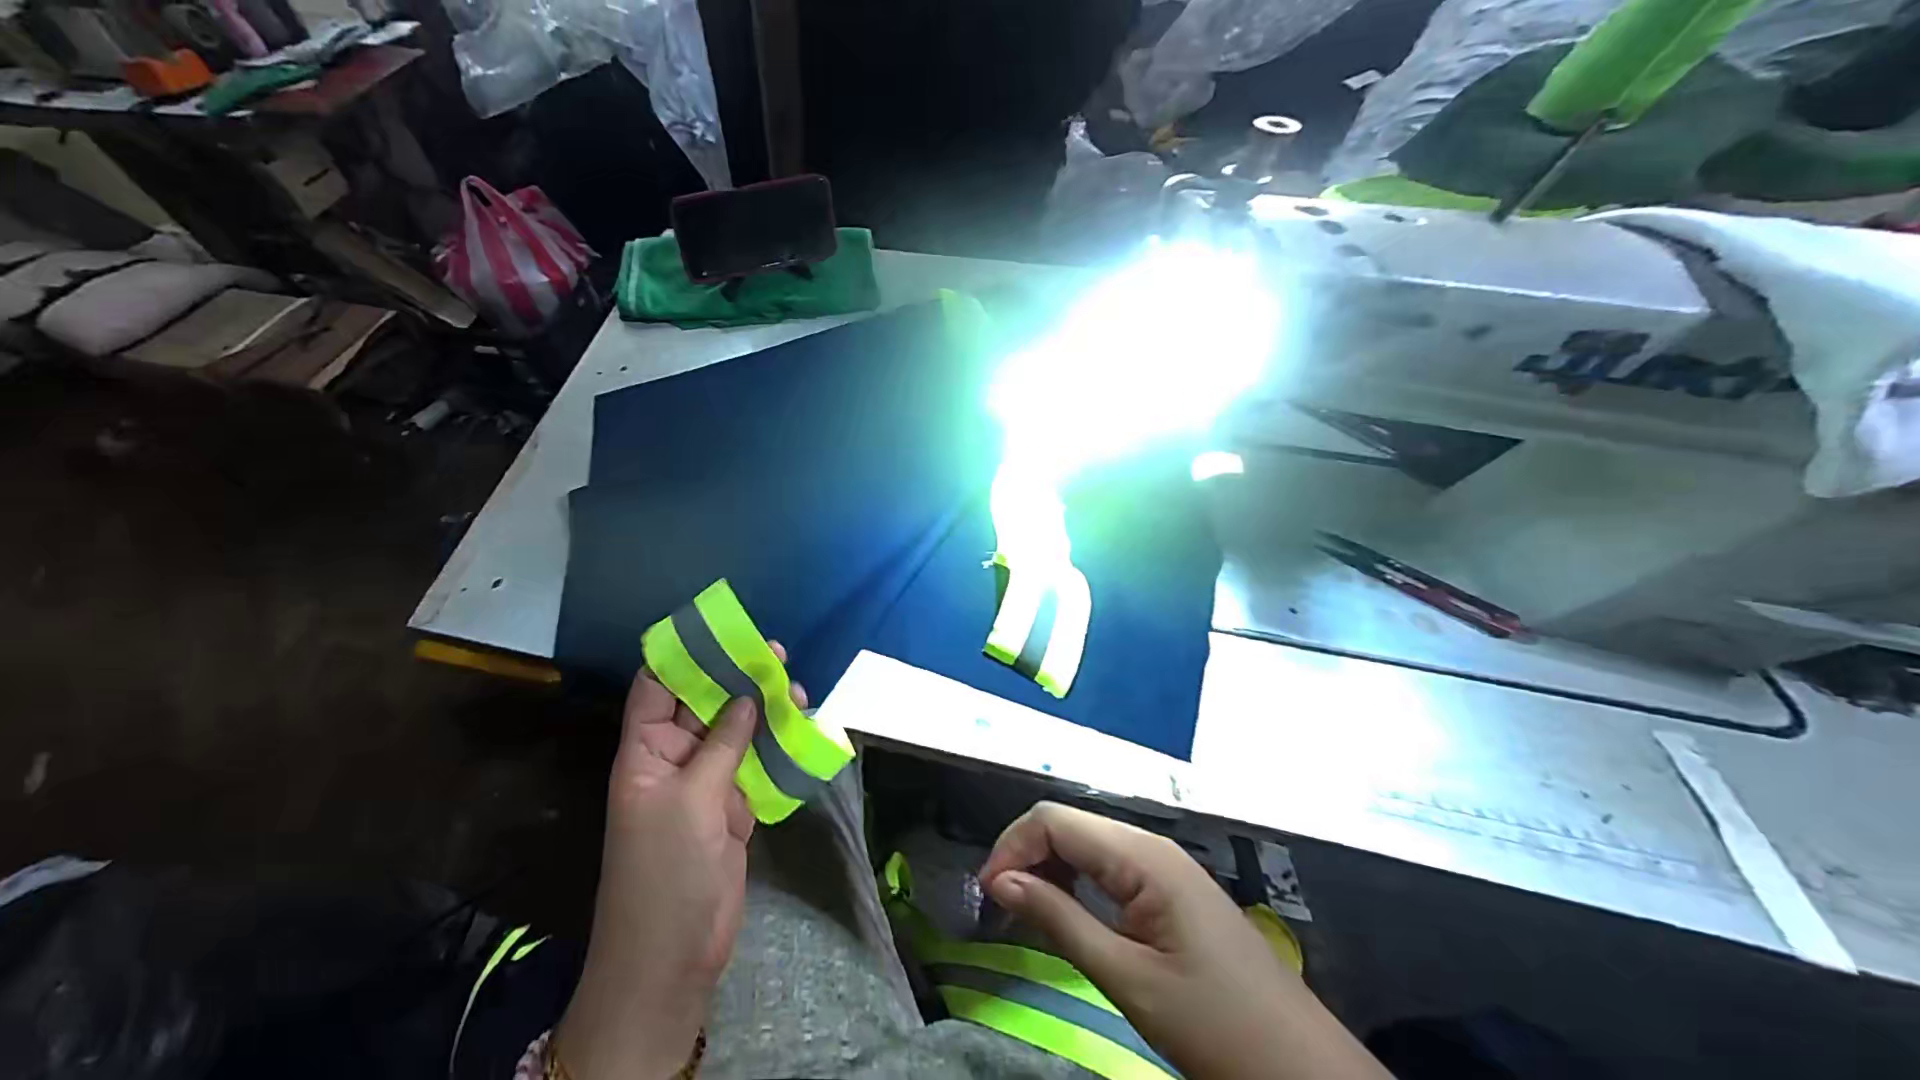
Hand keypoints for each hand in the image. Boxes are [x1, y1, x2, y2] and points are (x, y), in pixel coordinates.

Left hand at [556, 648, 804, 1079]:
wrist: (674, 953)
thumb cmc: (667, 871)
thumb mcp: (692, 801)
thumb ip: (724, 745)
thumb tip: (747, 696)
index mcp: (646, 753)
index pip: (656, 690)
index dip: (682, 658)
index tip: (718, 630)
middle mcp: (674, 760)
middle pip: (704, 706)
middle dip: (735, 679)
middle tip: (774, 653)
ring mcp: (705, 784)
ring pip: (735, 733)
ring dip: (763, 711)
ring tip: (796, 687)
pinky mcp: (732, 807)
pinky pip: (755, 765)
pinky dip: (776, 747)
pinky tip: (802, 728)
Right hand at [980, 802, 1390, 1079]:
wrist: (1301, 1064)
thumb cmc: (1213, 1023)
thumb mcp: (1125, 977)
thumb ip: (1059, 919)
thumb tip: (999, 880)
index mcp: (1142, 855)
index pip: (1054, 819)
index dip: (1011, 847)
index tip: (986, 895)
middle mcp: (1152, 845)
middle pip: (1070, 824)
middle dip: (1026, 854)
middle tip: (1000, 906)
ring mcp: (1166, 865)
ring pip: (1089, 842)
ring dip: (1050, 866)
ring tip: (1026, 910)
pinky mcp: (1173, 888)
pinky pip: (1112, 865)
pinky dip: (1078, 879)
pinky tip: (1068, 910)